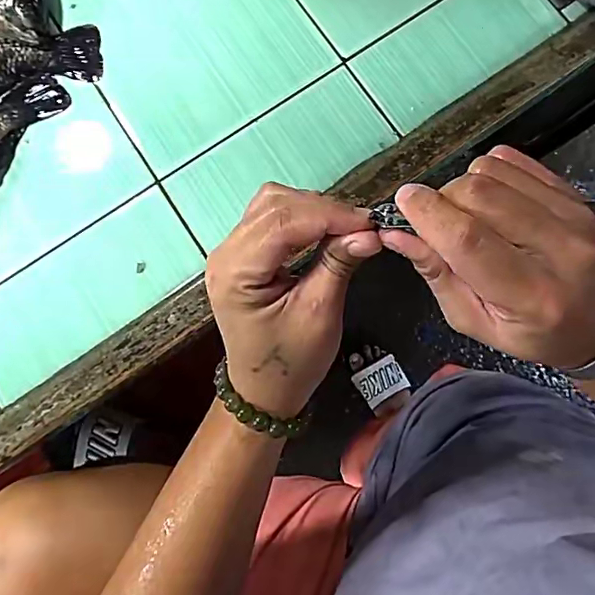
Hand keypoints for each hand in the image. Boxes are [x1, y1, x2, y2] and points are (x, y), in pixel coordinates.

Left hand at [206, 184, 380, 417]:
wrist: (263, 391)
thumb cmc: (289, 362)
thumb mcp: (319, 315)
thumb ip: (337, 265)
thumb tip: (368, 232)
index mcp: (236, 271)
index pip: (281, 222)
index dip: (328, 215)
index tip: (368, 222)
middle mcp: (225, 252)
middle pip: (274, 205)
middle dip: (321, 209)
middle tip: (362, 225)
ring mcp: (229, 249)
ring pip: (271, 203)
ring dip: (311, 207)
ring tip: (347, 226)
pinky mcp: (241, 251)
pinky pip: (269, 217)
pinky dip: (300, 215)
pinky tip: (325, 227)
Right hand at [383, 146, 594, 370]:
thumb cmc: (531, 331)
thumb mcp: (472, 320)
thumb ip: (434, 273)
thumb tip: (395, 233)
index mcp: (531, 295)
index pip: (468, 239)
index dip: (427, 212)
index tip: (402, 203)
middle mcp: (558, 251)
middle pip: (476, 193)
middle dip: (442, 199)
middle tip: (440, 221)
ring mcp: (571, 217)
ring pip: (490, 171)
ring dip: (463, 185)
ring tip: (470, 213)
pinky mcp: (573, 195)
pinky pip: (511, 160)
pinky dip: (487, 172)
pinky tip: (491, 199)